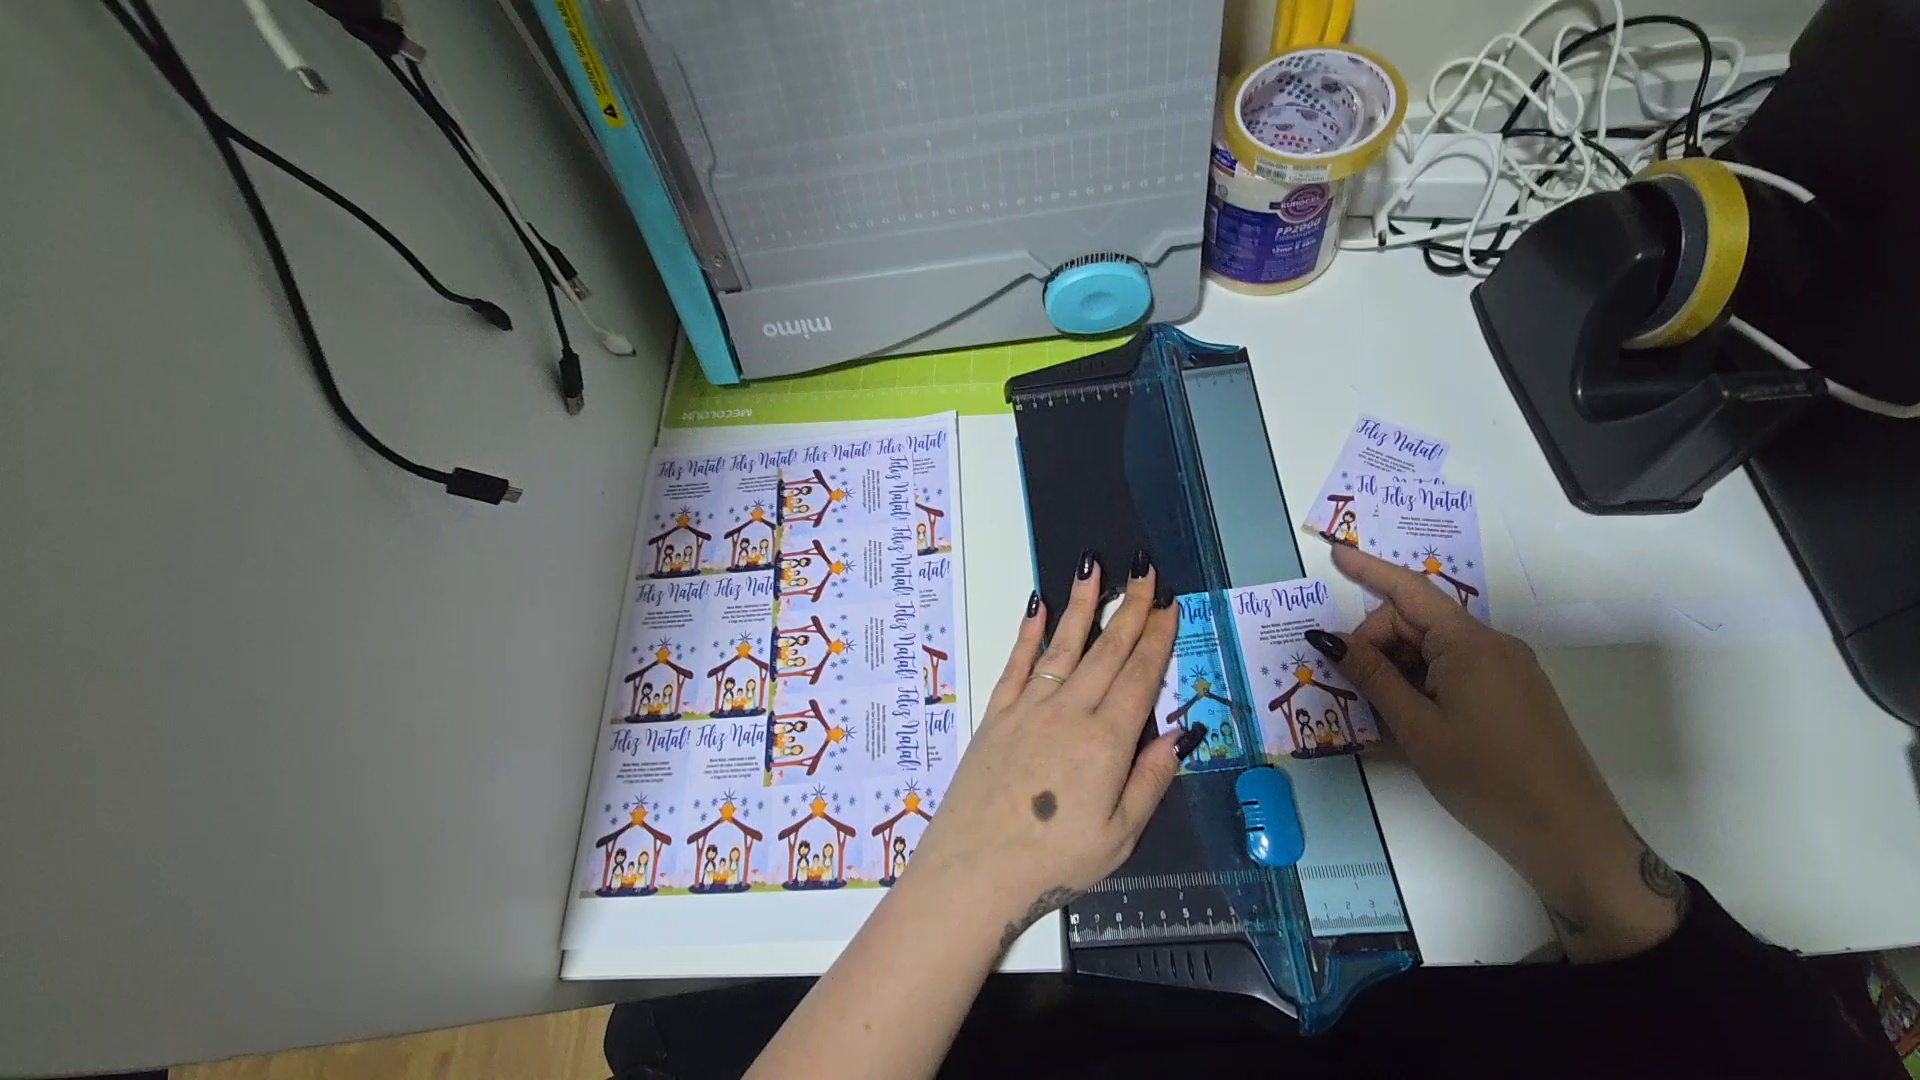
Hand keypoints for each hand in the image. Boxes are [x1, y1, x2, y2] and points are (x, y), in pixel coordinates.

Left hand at [901, 552, 1185, 952]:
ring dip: (1081, 605)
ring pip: (1063, 646)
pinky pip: (1017, 664)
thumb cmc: (1053, 861)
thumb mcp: (1121, 835)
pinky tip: (1037, 608)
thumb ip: (1152, 779)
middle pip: (1107, 651)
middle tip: (1146, 571)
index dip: (1158, 637)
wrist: (974, 870)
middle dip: (1131, 608)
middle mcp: (1069, 712)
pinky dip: (1028, 634)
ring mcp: (1029, 708)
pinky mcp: (996, 715)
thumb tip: (1182, 733)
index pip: (1141, 676)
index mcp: (1106, 740)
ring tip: (1094, 568)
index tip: (1170, 604)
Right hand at [1311, 543, 1686, 961]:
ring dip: (1399, 666)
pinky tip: (1411, 715)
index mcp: (1470, 644)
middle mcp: (1493, 645)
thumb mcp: (1415, 726)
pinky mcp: (1514, 693)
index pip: (1408, 592)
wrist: (1569, 836)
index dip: (1368, 571)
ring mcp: (1508, 669)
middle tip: (1353, 685)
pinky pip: (1455, 668)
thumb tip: (1328, 638)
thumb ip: (1372, 675)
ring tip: (1382, 710)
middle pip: (1417, 621)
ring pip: (1434, 647)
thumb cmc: (1484, 777)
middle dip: (1377, 642)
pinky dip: (1423, 680)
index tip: (1334, 555)